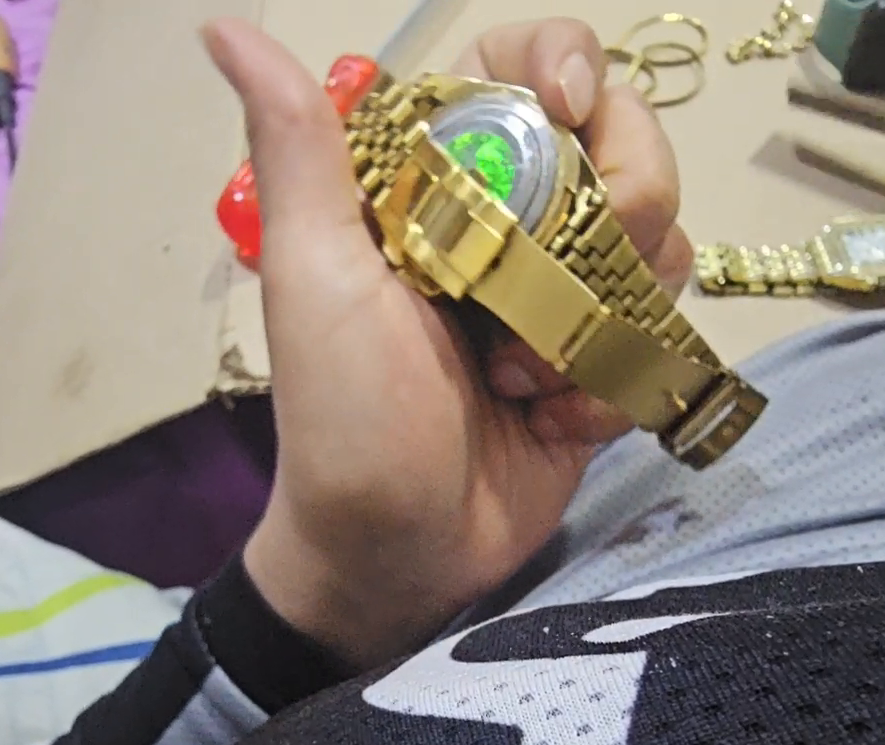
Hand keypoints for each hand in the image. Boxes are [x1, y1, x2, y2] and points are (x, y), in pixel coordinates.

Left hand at [203, 18, 693, 670]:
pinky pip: (655, 331)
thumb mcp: (316, 281)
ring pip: (656, 237)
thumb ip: (301, 154)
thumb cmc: (347, 420)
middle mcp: (507, 233)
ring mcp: (559, 304)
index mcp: (439, 191)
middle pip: (621, 145)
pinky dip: (614, 377)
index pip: (526, 73)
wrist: (396, 551)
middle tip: (551, 284)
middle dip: (619, 199)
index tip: (568, 110)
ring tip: (527, 378)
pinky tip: (554, 422)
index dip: (566, 65)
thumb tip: (227, 29)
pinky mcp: (594, 369)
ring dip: (606, 308)